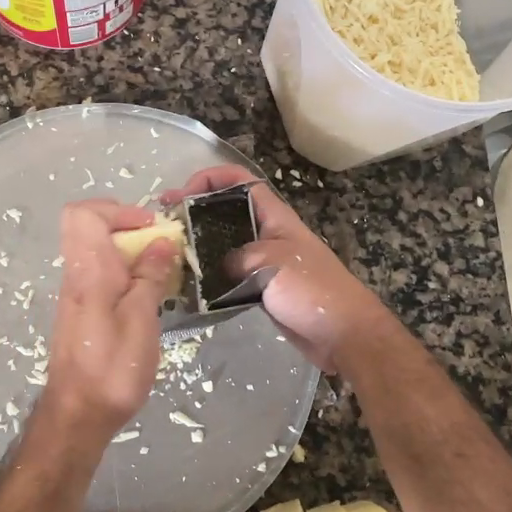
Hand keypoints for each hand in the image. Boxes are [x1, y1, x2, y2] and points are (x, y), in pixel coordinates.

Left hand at [37, 200, 177, 446]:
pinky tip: (146, 297)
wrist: (78, 415)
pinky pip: (99, 274)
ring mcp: (76, 294)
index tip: (151, 228)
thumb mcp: (142, 319)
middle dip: (127, 226)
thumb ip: (150, 276)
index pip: (83, 213)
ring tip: (159, 272)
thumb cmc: (113, 368)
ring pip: (95, 251)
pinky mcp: (81, 312)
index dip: (118, 209)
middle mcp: (76, 275)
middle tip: (158, 246)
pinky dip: (123, 273)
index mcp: (88, 270)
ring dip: (128, 252)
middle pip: (88, 227)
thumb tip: (161, 241)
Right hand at [162, 166, 397, 373]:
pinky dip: (210, 274)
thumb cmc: (312, 290)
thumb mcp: (270, 264)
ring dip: (200, 244)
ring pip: (225, 242)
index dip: (210, 178)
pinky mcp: (263, 287)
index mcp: (274, 216)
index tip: (182, 193)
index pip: (240, 181)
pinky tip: (191, 283)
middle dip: (196, 210)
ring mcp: (265, 261)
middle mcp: (268, 233)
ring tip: (172, 252)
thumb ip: (236, 257)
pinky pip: (230, 273)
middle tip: (167, 222)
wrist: (343, 333)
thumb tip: (216, 265)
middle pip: (227, 210)